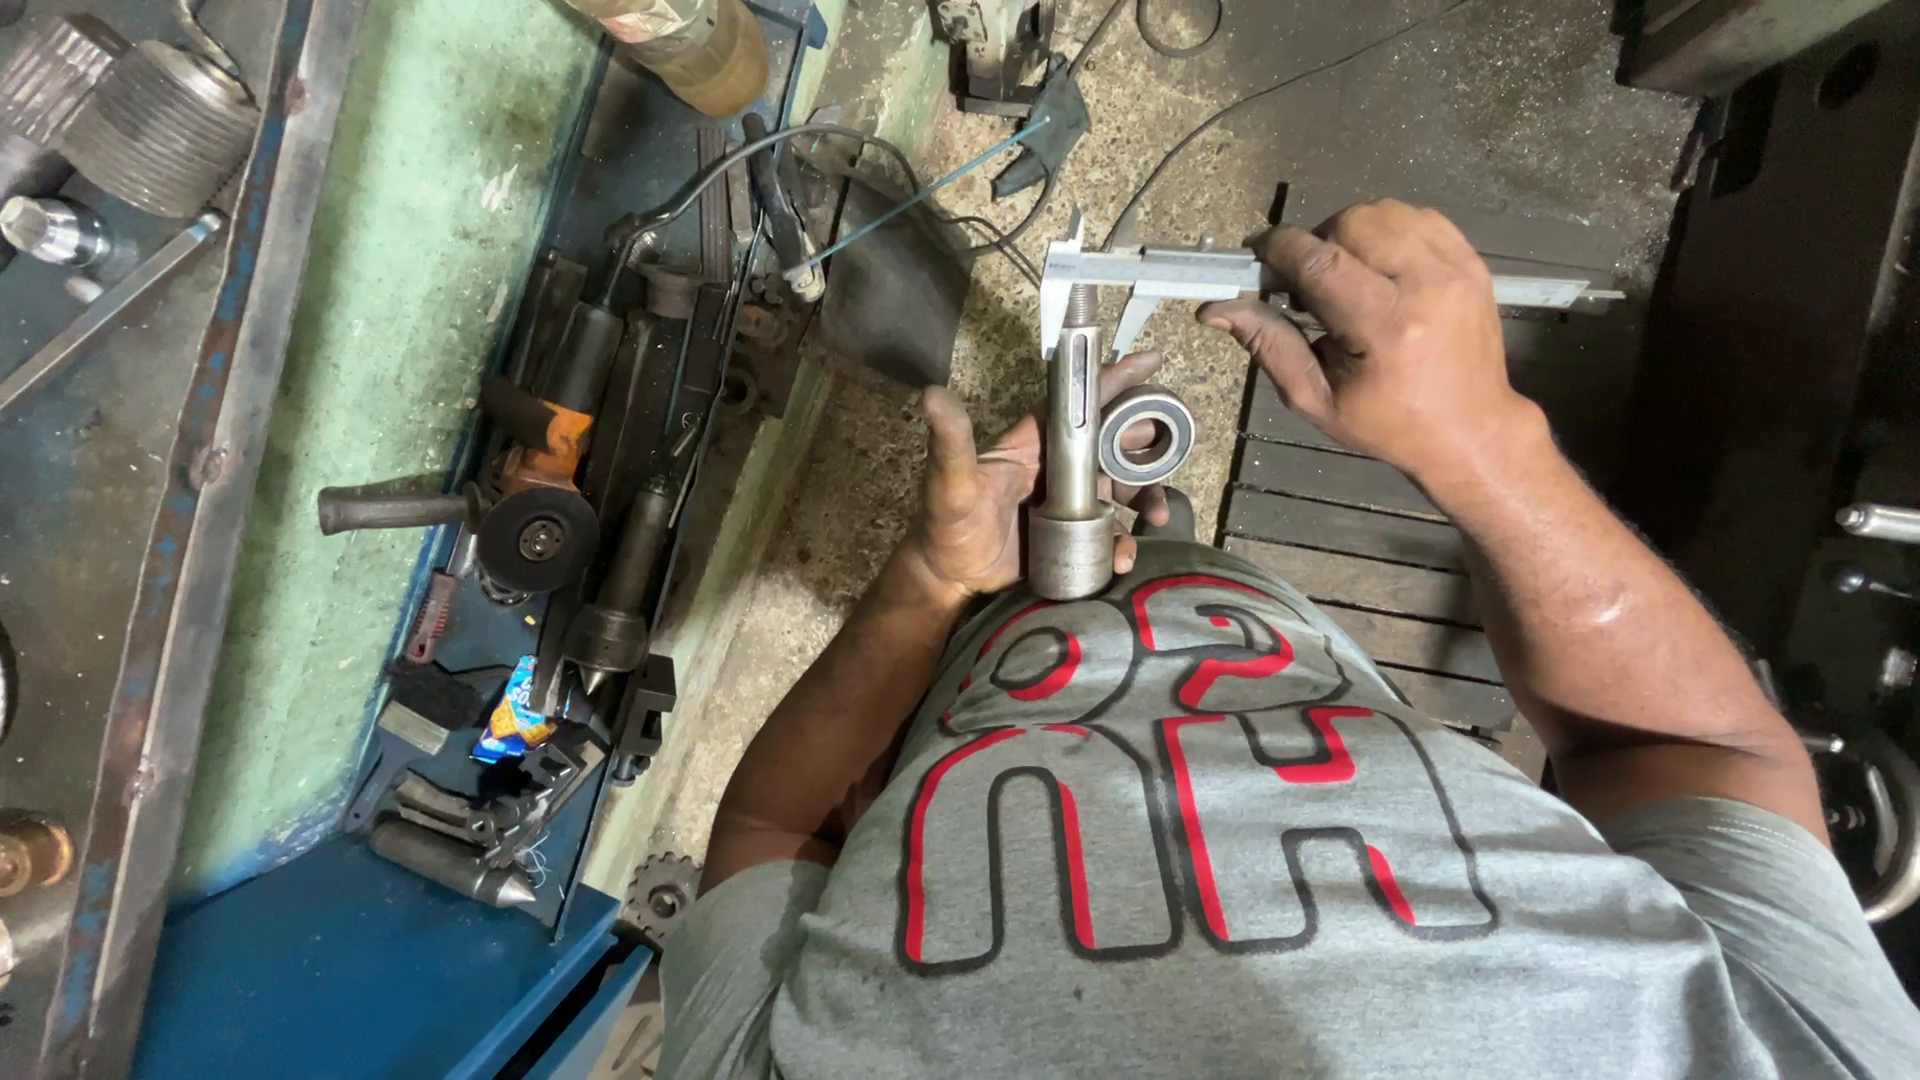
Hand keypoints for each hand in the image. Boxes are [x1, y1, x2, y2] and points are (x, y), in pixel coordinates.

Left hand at [902, 352, 1175, 600]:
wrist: (951, 578)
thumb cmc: (946, 524)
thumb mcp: (949, 483)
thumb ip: (950, 444)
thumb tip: (933, 395)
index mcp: (1035, 443)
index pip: (1078, 403)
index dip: (1113, 380)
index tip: (1151, 361)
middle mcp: (1060, 466)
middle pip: (1115, 441)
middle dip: (1152, 438)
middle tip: (1188, 437)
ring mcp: (1071, 502)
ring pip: (1124, 487)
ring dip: (1148, 495)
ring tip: (1154, 516)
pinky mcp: (1075, 535)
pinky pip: (1111, 533)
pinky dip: (1123, 543)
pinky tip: (1122, 556)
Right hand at [1197, 199, 1543, 487]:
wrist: (1468, 428)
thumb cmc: (1384, 423)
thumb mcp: (1312, 397)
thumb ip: (1266, 344)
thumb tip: (1214, 310)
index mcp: (1384, 328)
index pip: (1319, 261)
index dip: (1278, 250)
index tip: (1255, 257)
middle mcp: (1426, 284)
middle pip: (1352, 223)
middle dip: (1315, 244)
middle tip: (1305, 286)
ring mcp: (1455, 266)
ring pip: (1383, 212)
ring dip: (1347, 236)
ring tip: (1341, 279)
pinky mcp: (1470, 258)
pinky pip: (1414, 216)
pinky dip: (1383, 233)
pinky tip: (1374, 271)